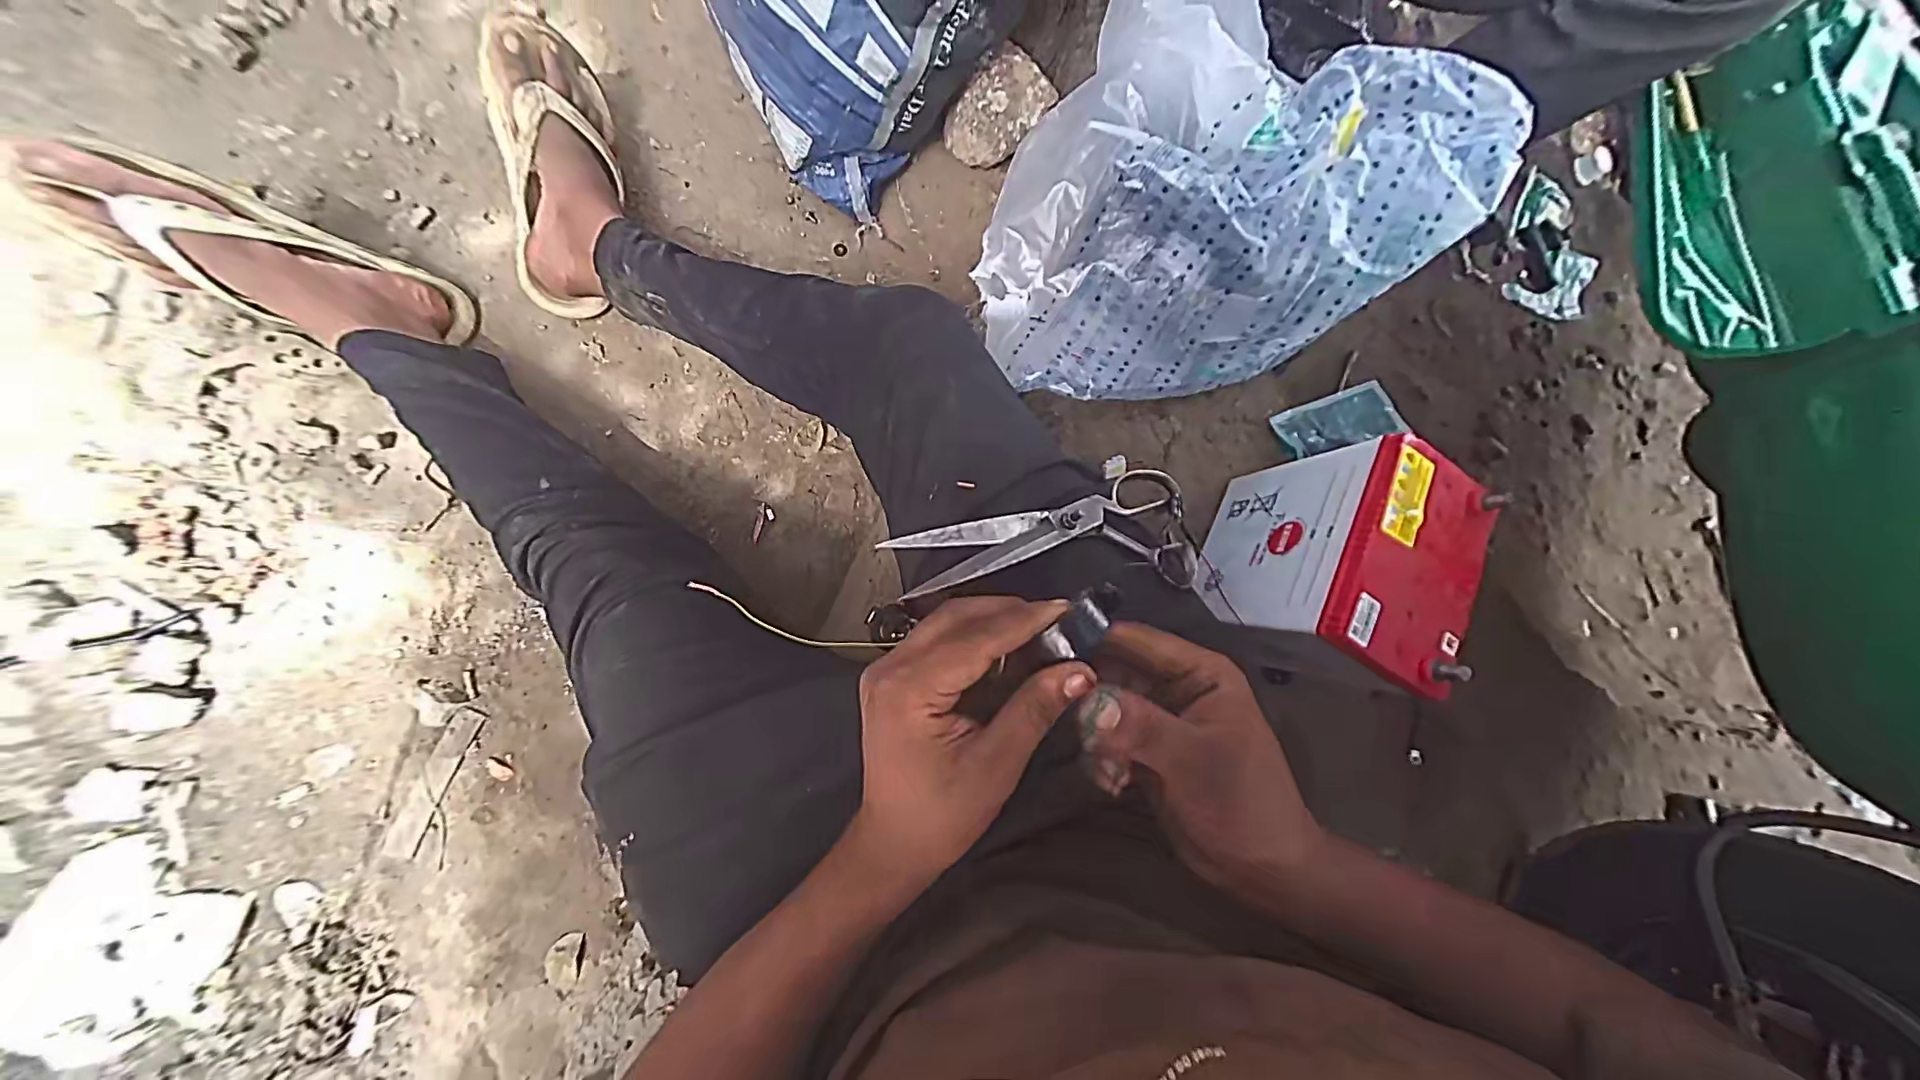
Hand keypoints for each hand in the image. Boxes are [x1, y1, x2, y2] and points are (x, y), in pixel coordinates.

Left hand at [846, 596, 1094, 888]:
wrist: (893, 843)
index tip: (1066, 609)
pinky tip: (1006, 643)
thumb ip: (1033, 709)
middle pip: (955, 617)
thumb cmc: (942, 815)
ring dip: (991, 617)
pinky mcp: (892, 675)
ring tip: (1039, 626)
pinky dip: (974, 633)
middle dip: (1009, 611)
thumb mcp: (995, 765)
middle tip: (1057, 617)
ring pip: (945, 621)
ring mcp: (885, 669)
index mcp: (909, 689)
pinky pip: (937, 638)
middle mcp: (890, 668)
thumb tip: (1078, 671)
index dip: (1023, 620)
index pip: (974, 639)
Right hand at [1083, 621, 1323, 891]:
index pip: (1134, 638)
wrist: (1260, 869)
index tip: (1048, 654)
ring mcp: (1156, 717)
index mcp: (1198, 671)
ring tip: (1108, 768)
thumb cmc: (1243, 804)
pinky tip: (1113, 783)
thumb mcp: (1194, 760)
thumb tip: (1091, 701)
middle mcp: (1173, 685)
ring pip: (1102, 704)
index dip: (1091, 638)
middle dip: (1088, 696)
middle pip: (1110, 668)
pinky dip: (1100, 756)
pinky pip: (1105, 736)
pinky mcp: (1143, 747)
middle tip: (1073, 724)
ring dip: (1094, 735)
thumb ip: (1143, 727)